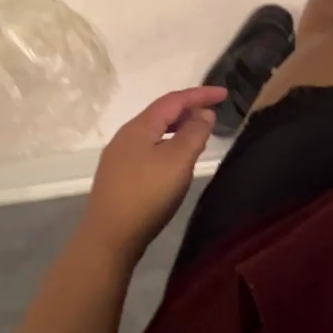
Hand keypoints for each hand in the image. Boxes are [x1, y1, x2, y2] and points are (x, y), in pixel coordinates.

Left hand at [77, 86, 228, 262]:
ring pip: (154, 132)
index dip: (200, 94)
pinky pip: (148, 147)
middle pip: (161, 113)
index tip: (225, 94)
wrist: (108, 239)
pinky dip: (168, 143)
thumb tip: (203, 113)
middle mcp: (125, 137)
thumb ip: (195, 132)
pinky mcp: (119, 176)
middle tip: (214, 113)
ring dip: (179, 127)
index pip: (173, 100)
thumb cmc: (147, 195)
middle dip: (189, 108)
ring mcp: (119, 158)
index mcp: (139, 128)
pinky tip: (176, 158)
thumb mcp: (179, 160)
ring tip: (199, 133)